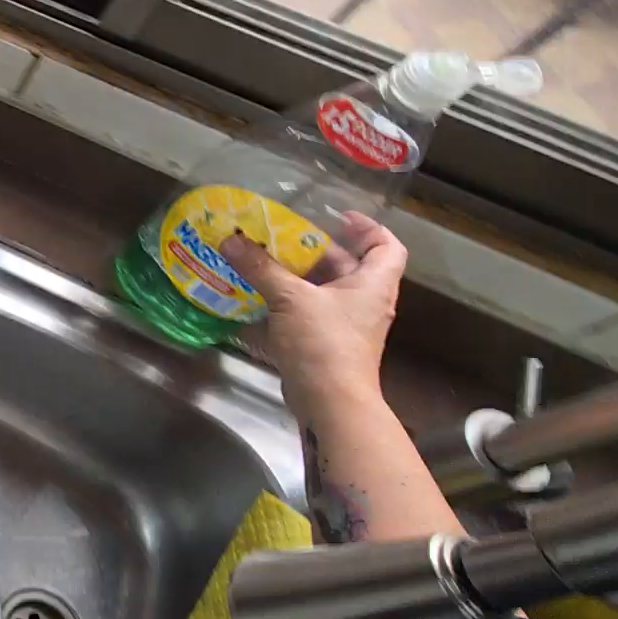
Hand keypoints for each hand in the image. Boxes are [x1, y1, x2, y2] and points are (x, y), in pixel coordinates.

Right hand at [222, 213, 407, 429]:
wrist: (329, 400)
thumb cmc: (323, 342)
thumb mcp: (290, 298)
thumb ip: (261, 268)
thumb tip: (231, 240)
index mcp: (372, 284)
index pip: (386, 247)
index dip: (368, 228)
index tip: (338, 218)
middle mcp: (364, 301)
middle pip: (346, 266)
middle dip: (314, 251)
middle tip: (280, 238)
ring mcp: (344, 324)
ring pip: (322, 290)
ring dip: (294, 276)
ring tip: (261, 263)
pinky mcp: (323, 342)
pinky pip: (306, 311)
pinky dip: (284, 301)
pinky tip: (257, 297)